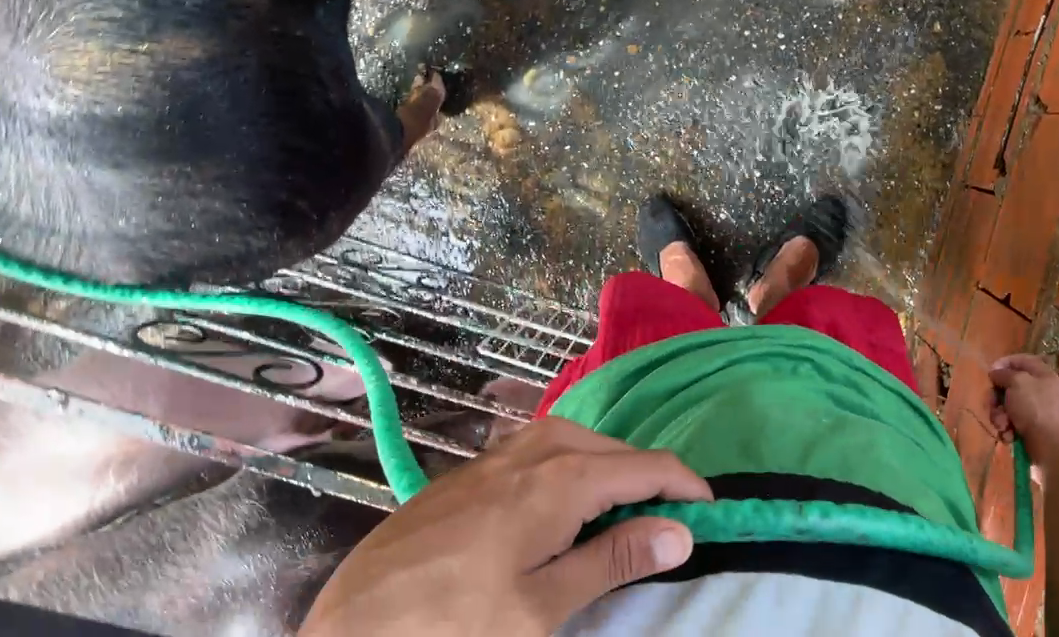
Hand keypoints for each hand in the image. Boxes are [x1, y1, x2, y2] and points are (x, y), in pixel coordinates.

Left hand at [302, 417, 711, 635]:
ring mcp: (498, 453)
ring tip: (619, 511)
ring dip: (607, 469)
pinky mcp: (469, 469)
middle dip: (648, 478)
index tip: (712, 514)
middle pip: (614, 448)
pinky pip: (540, 448)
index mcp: (563, 477)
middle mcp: (536, 448)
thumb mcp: (540, 608)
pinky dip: (570, 467)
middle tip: (666, 523)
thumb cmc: (453, 627)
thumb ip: (613, 560)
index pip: (647, 467)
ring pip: (576, 441)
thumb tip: (681, 530)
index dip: (686, 486)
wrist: (346, 634)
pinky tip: (560, 501)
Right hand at [988, 354, 1058, 457]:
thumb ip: (1004, 374)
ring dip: (1001, 415)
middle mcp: (1045, 391)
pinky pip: (1017, 423)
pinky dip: (1009, 428)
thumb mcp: (1016, 383)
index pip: (1022, 360)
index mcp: (1045, 375)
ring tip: (1002, 425)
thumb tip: (996, 373)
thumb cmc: (1034, 409)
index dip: (1004, 363)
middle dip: (998, 397)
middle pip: (1013, 386)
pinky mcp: (1037, 430)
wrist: (1051, 448)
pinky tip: (1009, 435)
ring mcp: (1042, 412)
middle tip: (991, 404)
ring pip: (1012, 406)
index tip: (990, 372)